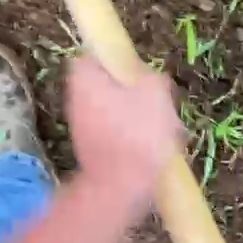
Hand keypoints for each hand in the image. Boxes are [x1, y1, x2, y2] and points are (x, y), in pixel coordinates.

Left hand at [65, 57, 181, 191]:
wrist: (121, 187)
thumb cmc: (137, 132)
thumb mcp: (155, 90)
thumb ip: (150, 75)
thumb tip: (147, 76)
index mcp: (85, 79)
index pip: (92, 55)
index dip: (116, 57)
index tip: (137, 68)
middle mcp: (77, 101)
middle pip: (108, 85)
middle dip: (135, 91)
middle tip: (157, 99)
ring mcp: (83, 129)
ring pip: (118, 112)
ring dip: (142, 117)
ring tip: (165, 128)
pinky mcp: (95, 152)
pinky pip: (120, 135)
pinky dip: (137, 138)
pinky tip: (157, 149)